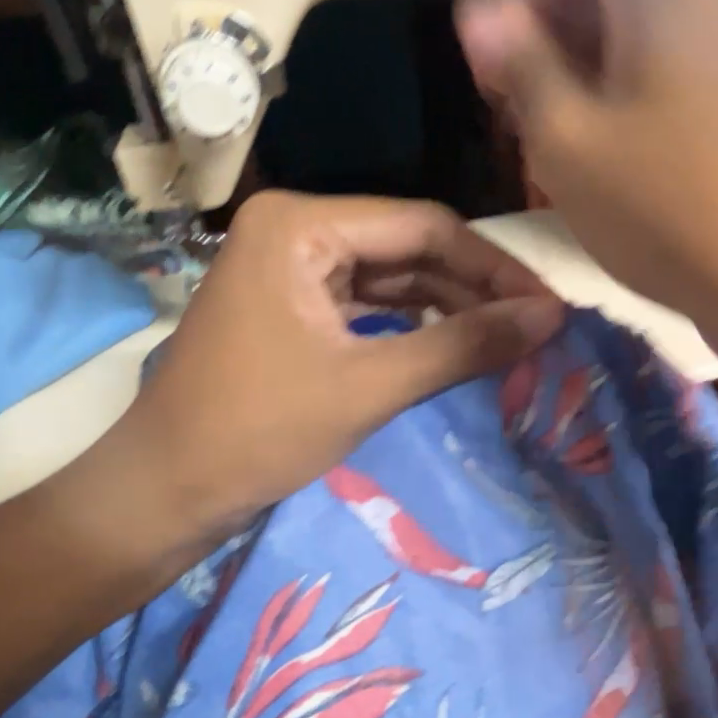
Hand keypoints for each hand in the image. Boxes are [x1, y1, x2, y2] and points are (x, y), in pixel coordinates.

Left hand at [101, 191, 563, 541]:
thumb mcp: (370, 386)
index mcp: (301, 224)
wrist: (164, 493)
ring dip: (450, 305)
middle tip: (537, 326)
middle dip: (475, 287)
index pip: (424, 227)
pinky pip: (370, 302)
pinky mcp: (294, 304)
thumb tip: (553, 316)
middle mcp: (296, 228)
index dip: (494, 266)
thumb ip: (464, 345)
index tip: (549, 304)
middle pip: (410, 247)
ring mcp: (292, 266)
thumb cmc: (258, 432)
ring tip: (510, 336)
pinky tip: (458, 342)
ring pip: (394, 275)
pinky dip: (414, 323)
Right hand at [455, 0, 717, 327]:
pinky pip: (684, 57)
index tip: (506, 80)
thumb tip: (482, 11)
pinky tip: (632, 159)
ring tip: (579, 148)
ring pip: (643, 19)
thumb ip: (517, 61)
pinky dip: (643, 90)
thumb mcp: (567, 141)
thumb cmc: (672, 209)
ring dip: (594, 68)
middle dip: (554, 34)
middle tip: (535, 120)